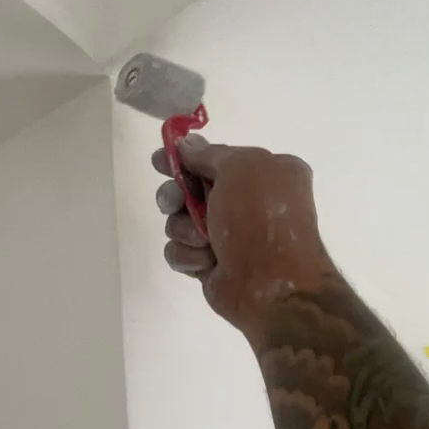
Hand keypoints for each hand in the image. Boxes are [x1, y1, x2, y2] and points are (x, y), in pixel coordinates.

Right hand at [154, 135, 337, 338]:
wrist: (269, 283)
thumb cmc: (261, 219)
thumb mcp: (242, 169)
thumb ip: (209, 154)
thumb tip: (186, 145)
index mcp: (264, 174)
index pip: (213, 160)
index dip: (183, 160)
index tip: (159, 161)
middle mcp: (246, 202)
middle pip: (188, 191)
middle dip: (176, 197)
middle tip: (174, 204)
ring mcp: (226, 234)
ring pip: (178, 223)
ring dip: (184, 230)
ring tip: (203, 242)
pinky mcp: (209, 262)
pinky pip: (179, 251)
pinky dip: (187, 256)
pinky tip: (204, 262)